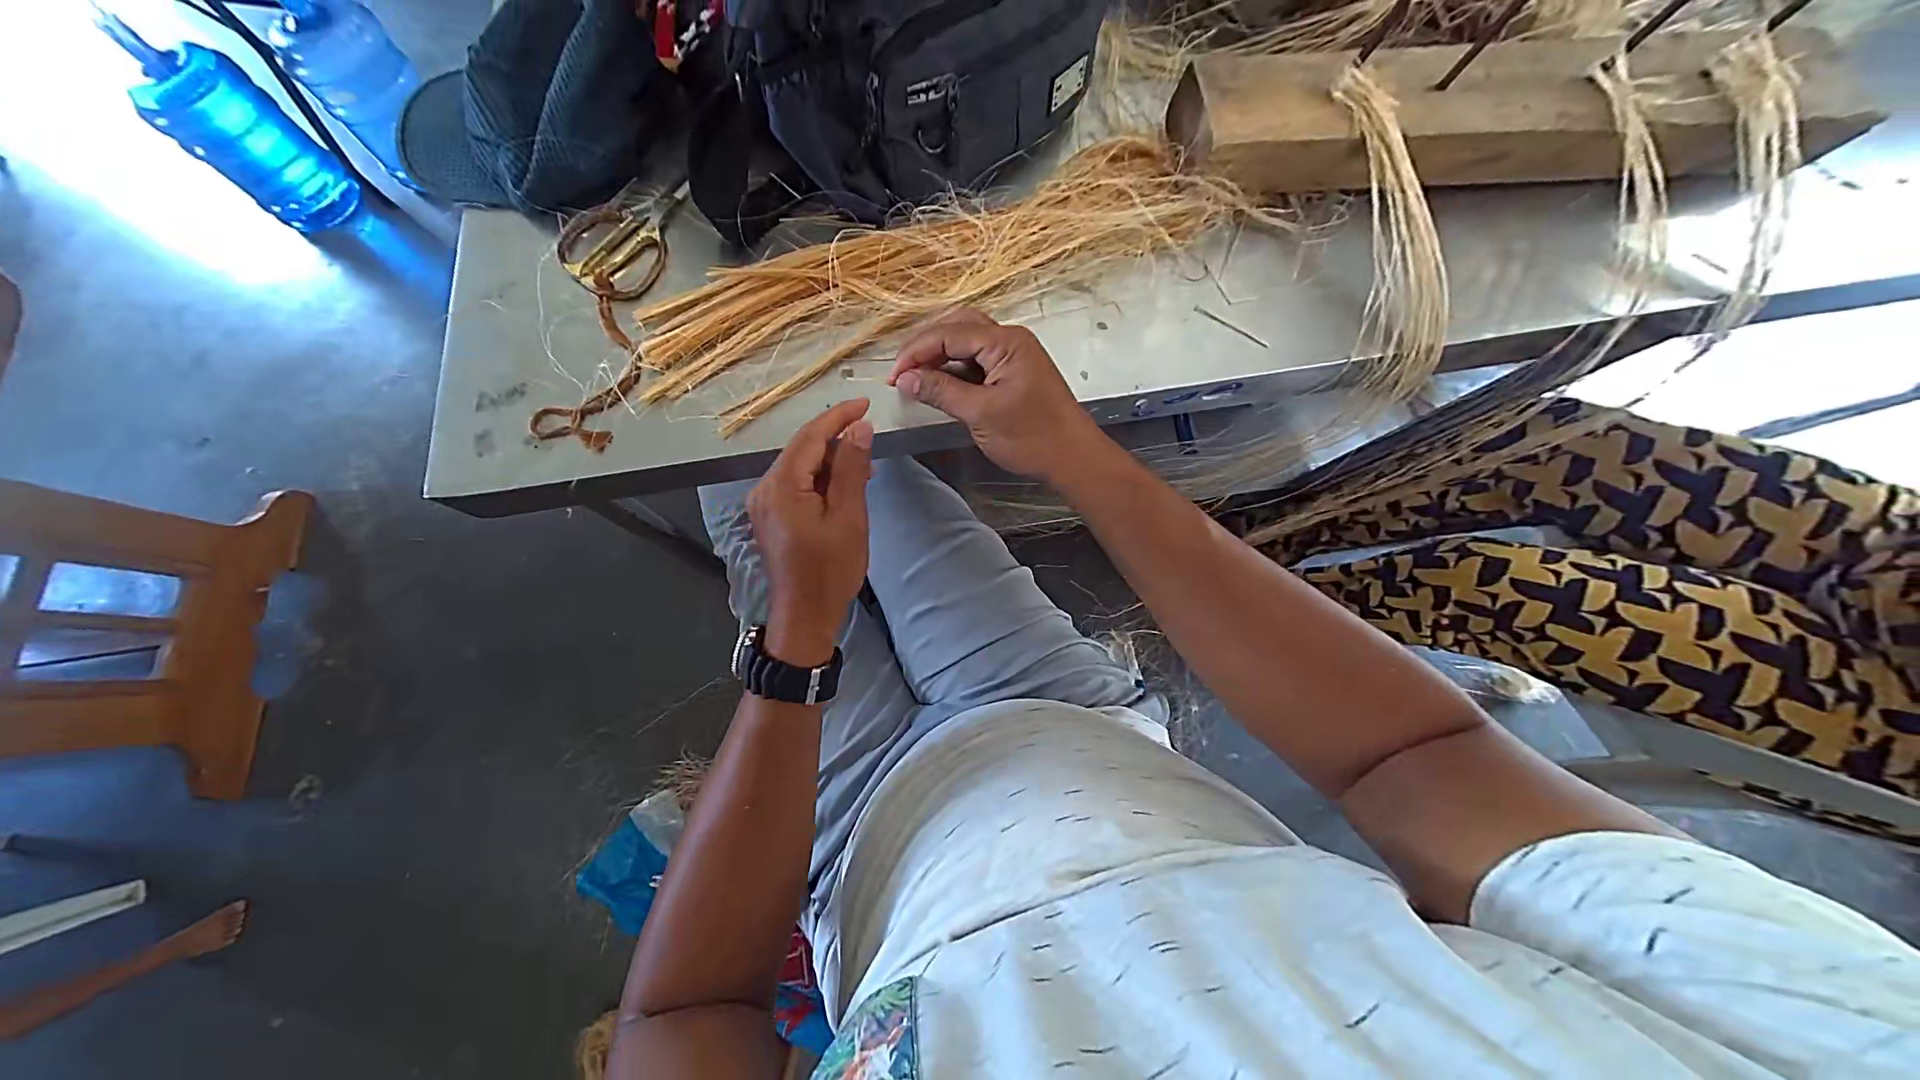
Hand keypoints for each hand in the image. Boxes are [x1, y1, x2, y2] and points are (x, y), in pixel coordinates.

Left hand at [747, 398, 873, 666]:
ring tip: (863, 472)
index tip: (865, 404)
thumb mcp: (849, 517)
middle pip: (802, 450)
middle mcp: (765, 489)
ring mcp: (765, 503)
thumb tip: (860, 429)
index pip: (810, 437)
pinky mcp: (771, 516)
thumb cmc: (830, 570)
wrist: (805, 615)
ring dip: (831, 463)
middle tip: (870, 446)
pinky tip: (843, 489)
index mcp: (781, 486)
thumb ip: (852, 469)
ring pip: (800, 467)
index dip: (838, 417)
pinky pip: (796, 484)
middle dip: (836, 442)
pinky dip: (821, 480)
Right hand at [887, 309, 1114, 484]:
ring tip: (916, 379)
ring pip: (966, 341)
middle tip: (903, 373)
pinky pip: (977, 359)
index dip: (916, 352)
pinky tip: (939, 384)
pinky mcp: (1013, 371)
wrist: (1072, 457)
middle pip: (957, 326)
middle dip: (925, 346)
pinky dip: (954, 368)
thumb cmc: (1032, 437)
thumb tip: (906, 379)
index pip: (949, 332)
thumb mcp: (980, 414)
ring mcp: (1013, 354)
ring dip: (939, 356)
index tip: (894, 377)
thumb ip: (941, 391)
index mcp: (1005, 342)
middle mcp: (1010, 339)